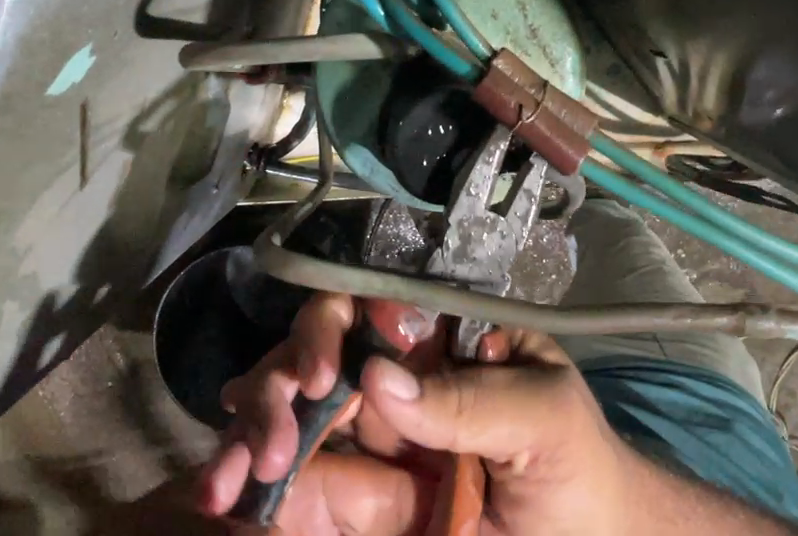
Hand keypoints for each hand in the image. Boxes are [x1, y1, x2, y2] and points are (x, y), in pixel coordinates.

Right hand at [195, 292, 637, 535]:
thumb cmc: (578, 468)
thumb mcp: (546, 420)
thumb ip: (471, 398)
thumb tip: (376, 375)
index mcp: (443, 338)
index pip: (376, 304)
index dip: (339, 322)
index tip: (327, 371)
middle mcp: (396, 374)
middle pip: (319, 349)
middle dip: (282, 379)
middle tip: (269, 435)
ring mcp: (367, 433)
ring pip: (291, 407)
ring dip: (252, 429)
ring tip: (227, 479)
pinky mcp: (347, 494)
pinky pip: (292, 476)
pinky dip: (247, 480)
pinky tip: (220, 492)